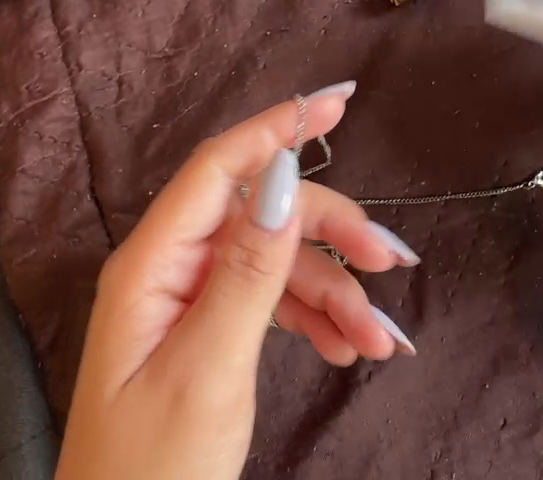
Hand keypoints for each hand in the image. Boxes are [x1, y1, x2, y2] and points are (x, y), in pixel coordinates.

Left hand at [55, 84, 419, 479]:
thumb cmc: (155, 469)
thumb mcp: (208, 369)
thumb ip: (248, 272)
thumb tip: (282, 178)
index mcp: (154, 261)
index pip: (220, 167)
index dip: (279, 128)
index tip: (339, 100)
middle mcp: (173, 265)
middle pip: (263, 214)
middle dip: (328, 234)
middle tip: (388, 262)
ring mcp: (194, 296)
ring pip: (278, 261)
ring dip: (333, 291)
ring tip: (378, 339)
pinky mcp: (213, 327)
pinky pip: (274, 300)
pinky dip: (316, 318)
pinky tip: (349, 348)